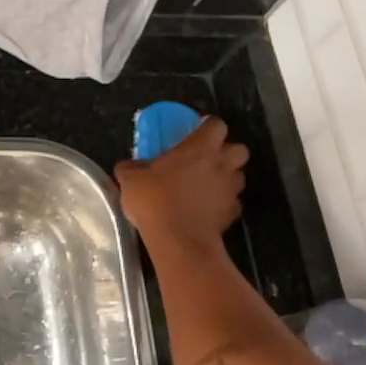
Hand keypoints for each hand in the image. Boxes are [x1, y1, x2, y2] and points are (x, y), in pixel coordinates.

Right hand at [114, 116, 247, 256]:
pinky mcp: (233, 212)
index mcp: (199, 148)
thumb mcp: (130, 179)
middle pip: (239, 148)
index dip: (209, 126)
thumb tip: (126, 166)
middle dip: (227, 151)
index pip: (217, 125)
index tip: (196, 132)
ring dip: (226, 176)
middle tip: (206, 159)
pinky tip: (206, 208)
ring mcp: (230, 189)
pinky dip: (223, 201)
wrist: (178, 239)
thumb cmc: (154, 200)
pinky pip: (232, 201)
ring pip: (239, 175)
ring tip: (206, 185)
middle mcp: (221, 165)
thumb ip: (131, 168)